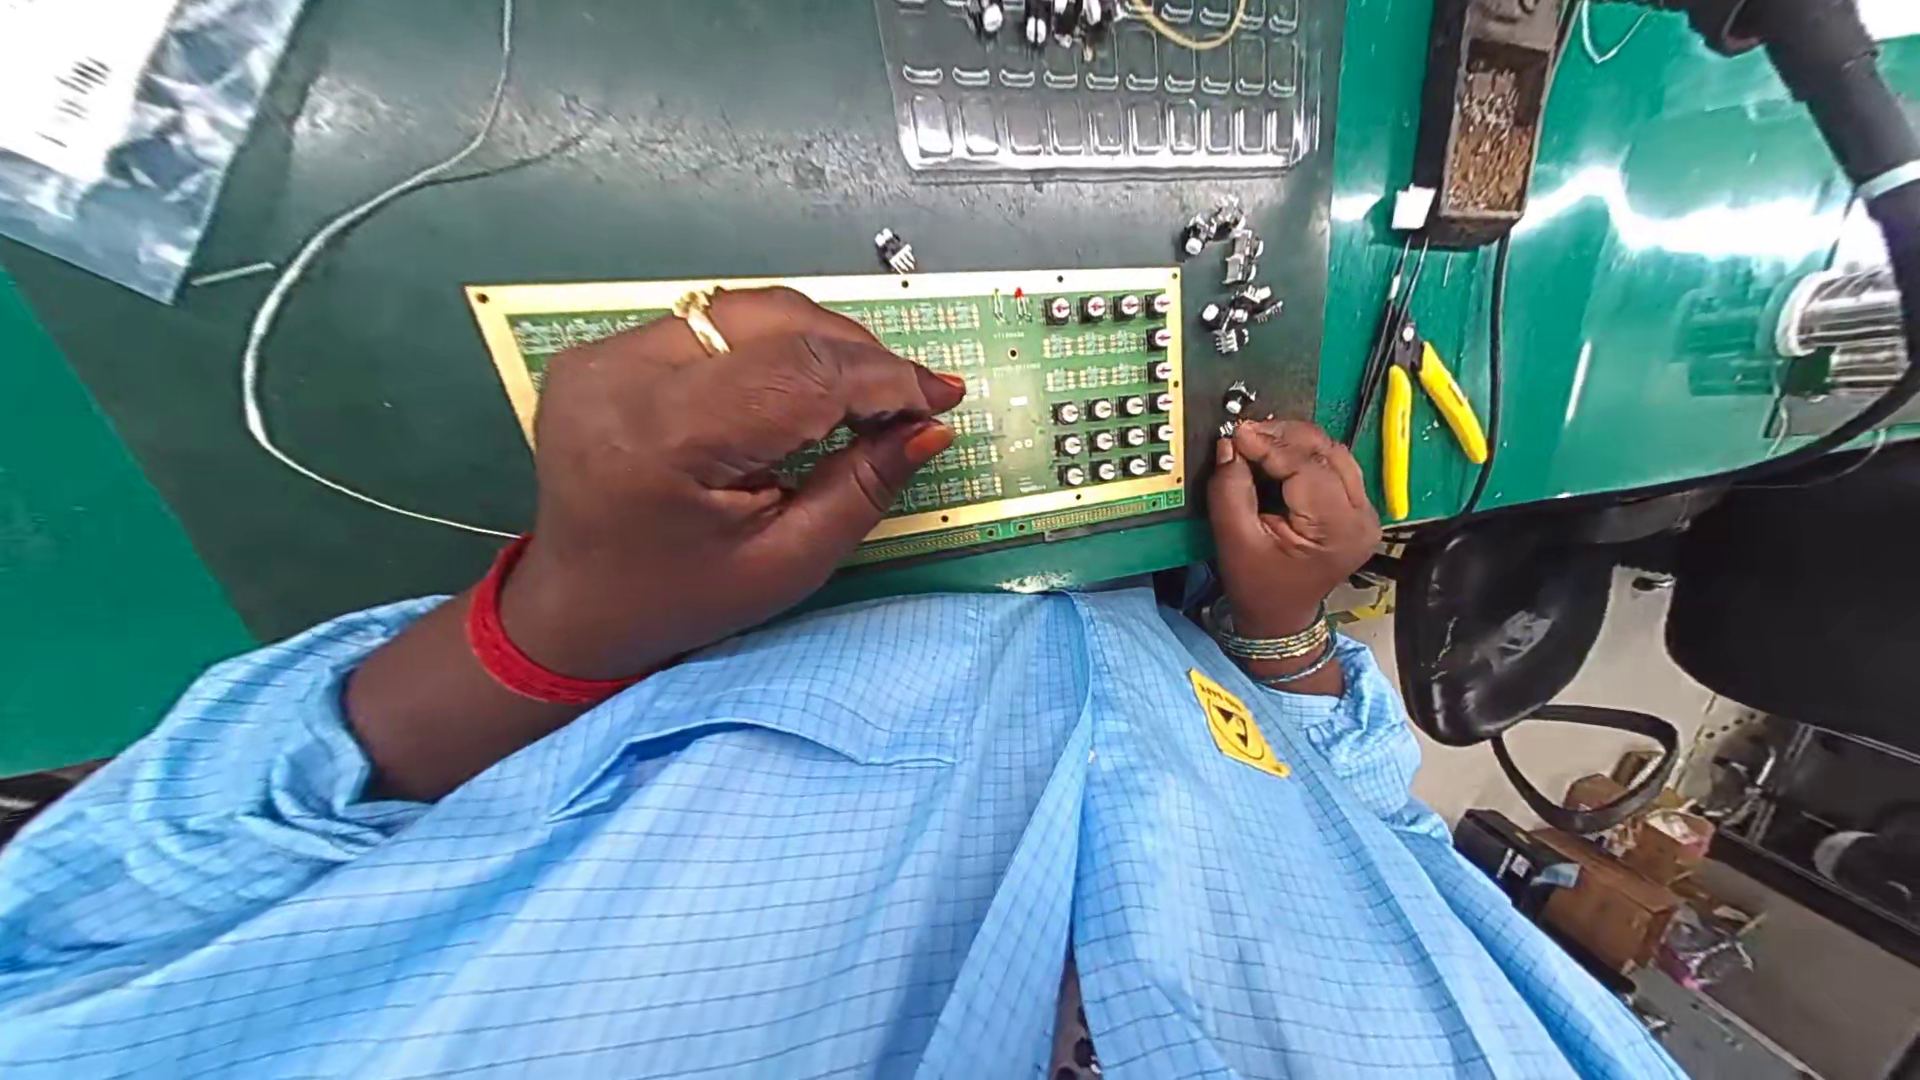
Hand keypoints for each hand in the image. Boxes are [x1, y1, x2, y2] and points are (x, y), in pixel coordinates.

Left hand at [499, 287, 964, 678]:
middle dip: (860, 355)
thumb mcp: (789, 561)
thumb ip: (863, 488)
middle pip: (776, 320)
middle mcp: (622, 372)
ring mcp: (607, 351)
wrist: (578, 607)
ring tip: (868, 392)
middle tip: (909, 398)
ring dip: (825, 343)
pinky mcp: (610, 350)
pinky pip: (720, 323)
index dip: (884, 378)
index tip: (939, 398)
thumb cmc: (684, 600)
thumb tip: (929, 429)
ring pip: (750, 309)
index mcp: (663, 438)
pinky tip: (810, 385)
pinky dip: (781, 345)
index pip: (801, 372)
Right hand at [1208, 419, 1379, 640]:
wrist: (1278, 615)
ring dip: (1293, 440)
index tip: (1236, 433)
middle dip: (1283, 436)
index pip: (1308, 469)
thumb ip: (1230, 491)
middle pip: (1327, 453)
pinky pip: (1332, 465)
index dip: (1270, 446)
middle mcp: (1362, 516)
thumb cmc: (1256, 585)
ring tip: (1256, 439)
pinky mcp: (1356, 506)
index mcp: (1337, 530)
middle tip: (1244, 432)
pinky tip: (1274, 452)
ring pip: (1333, 453)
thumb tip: (1229, 447)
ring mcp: (1365, 510)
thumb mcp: (1234, 540)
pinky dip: (1302, 453)